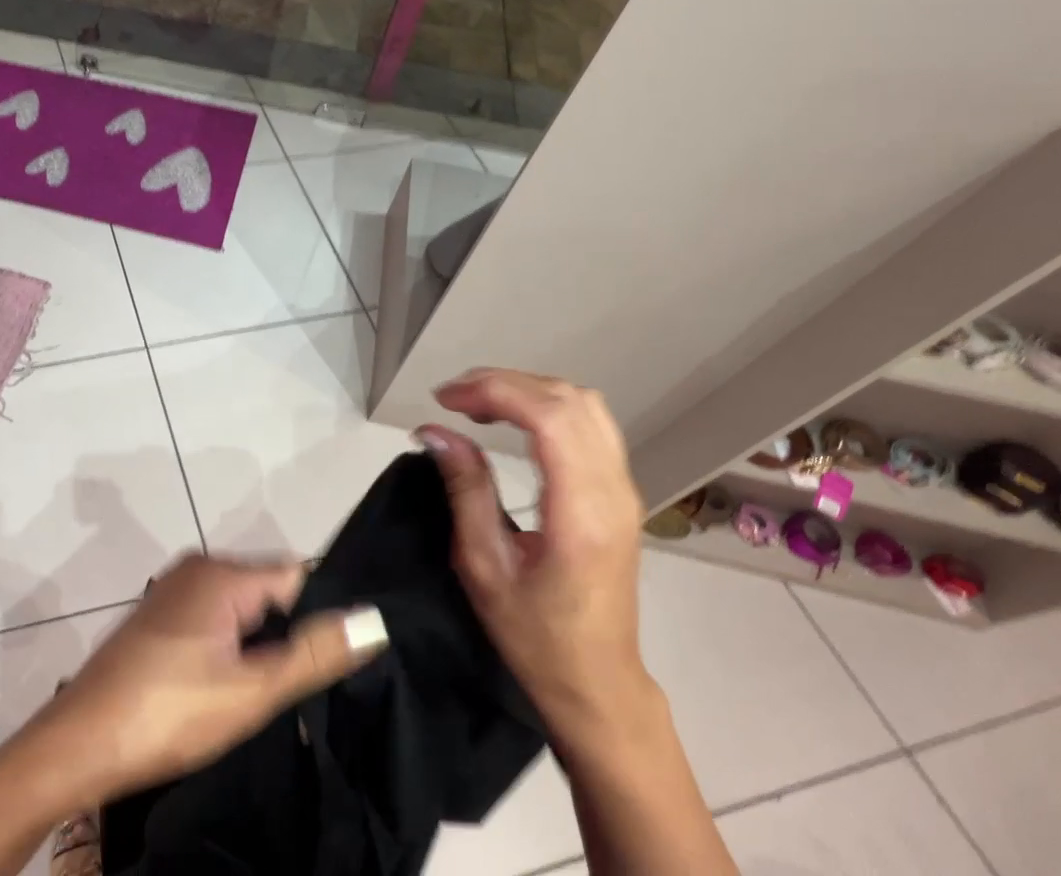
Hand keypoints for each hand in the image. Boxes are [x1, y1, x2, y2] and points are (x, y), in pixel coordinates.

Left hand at [28, 554, 387, 805]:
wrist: (80, 743)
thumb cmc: (169, 713)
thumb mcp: (252, 690)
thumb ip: (314, 654)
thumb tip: (373, 619)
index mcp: (219, 573)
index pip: (297, 576)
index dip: (319, 617)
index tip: (332, 663)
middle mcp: (194, 570)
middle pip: (268, 593)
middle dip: (288, 635)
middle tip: (296, 689)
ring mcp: (170, 595)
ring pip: (241, 613)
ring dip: (258, 649)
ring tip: (265, 695)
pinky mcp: (157, 622)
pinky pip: (213, 624)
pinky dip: (229, 652)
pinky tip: (228, 692)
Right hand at [414, 368, 655, 739]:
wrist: (596, 678)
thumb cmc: (534, 634)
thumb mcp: (484, 567)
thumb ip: (465, 491)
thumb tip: (435, 432)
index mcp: (582, 512)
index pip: (551, 418)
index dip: (495, 391)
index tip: (445, 399)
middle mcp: (615, 491)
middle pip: (571, 400)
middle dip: (507, 383)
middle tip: (453, 398)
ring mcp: (625, 491)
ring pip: (586, 407)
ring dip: (529, 392)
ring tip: (476, 405)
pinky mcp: (621, 495)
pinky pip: (591, 427)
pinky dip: (548, 409)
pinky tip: (512, 424)